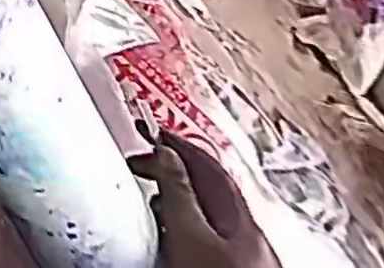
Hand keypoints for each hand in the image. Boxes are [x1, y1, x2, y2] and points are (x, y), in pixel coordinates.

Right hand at [129, 132, 278, 267]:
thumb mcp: (188, 232)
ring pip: (206, 210)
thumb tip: (167, 152)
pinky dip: (181, 218)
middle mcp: (247, 234)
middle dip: (170, 167)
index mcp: (240, 219)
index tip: (146, 128)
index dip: (177, 142)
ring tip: (147, 195)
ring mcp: (243, 255)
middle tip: (136, 162)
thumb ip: (178, 190)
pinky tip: (168, 228)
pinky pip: (206, 231)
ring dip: (174, 194)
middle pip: (208, 186)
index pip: (209, 166)